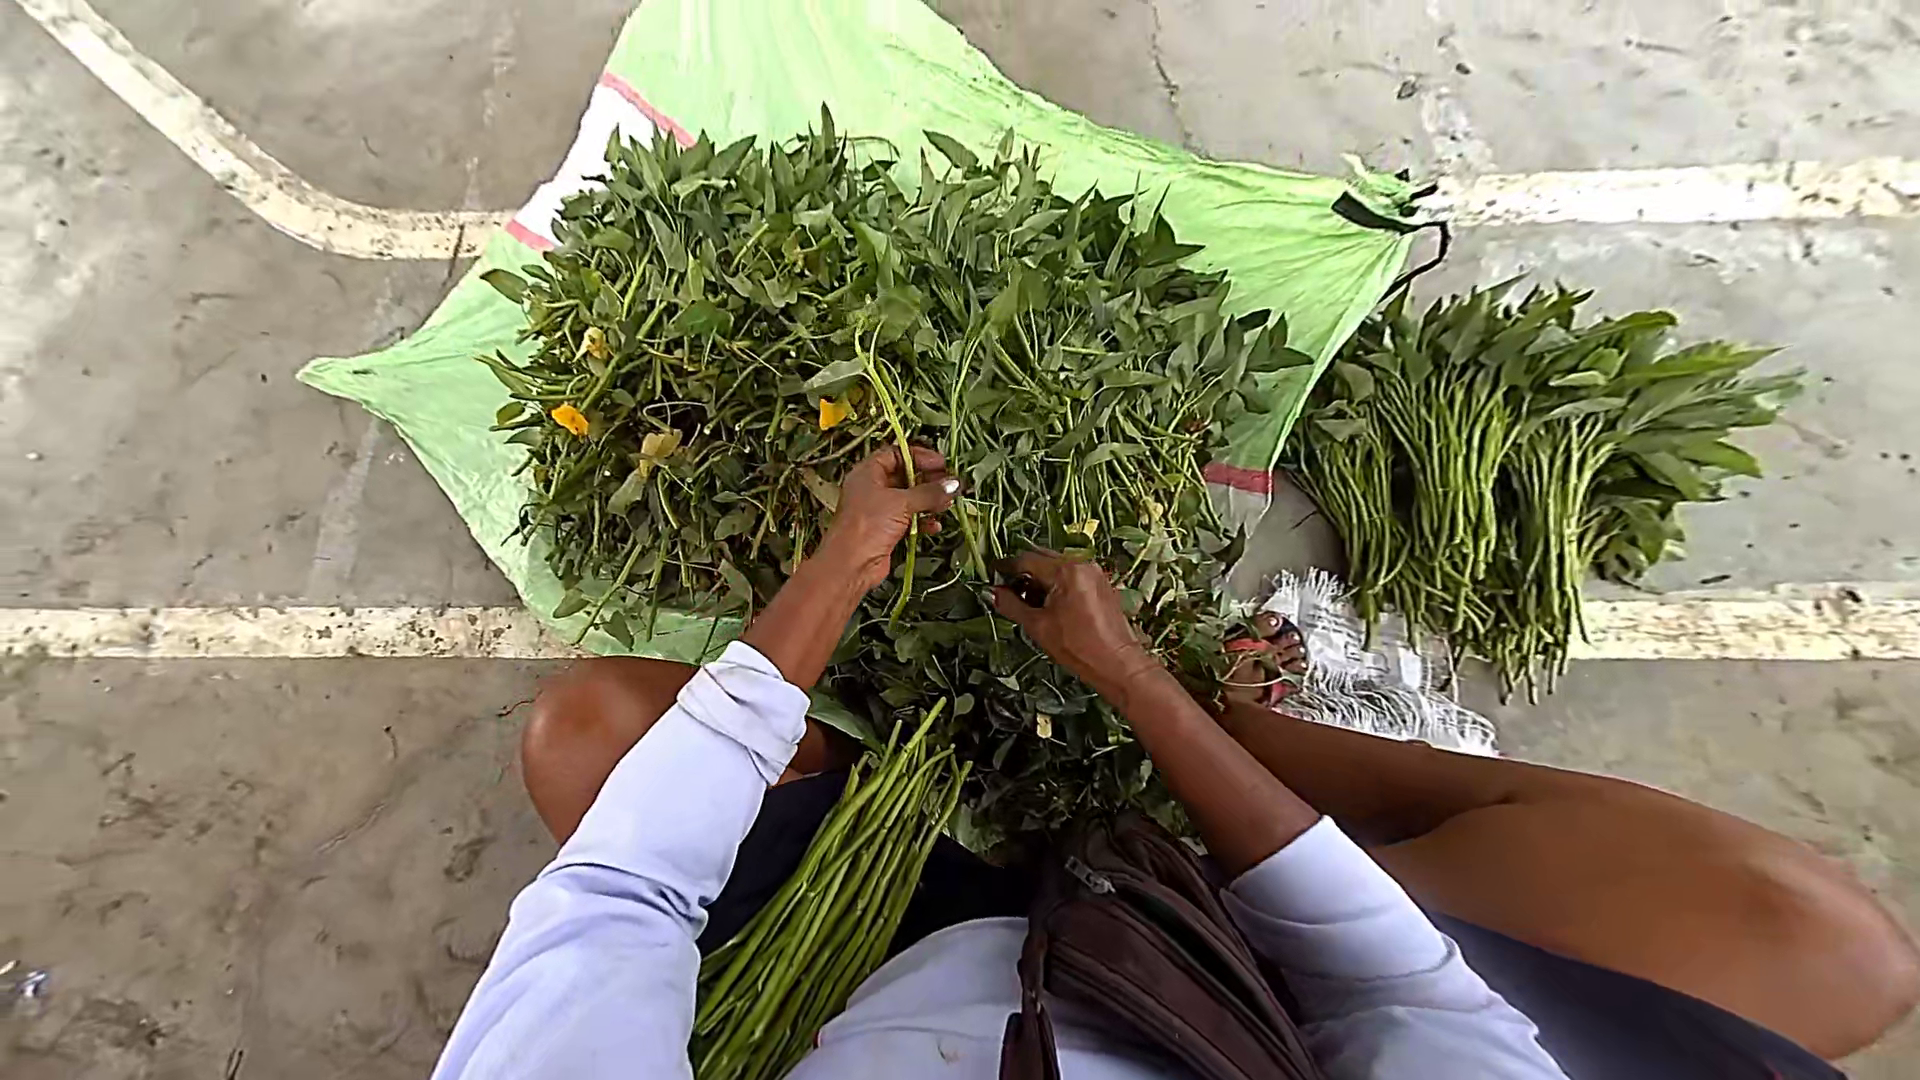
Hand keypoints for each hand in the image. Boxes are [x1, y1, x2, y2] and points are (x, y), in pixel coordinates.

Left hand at [816, 445, 959, 591]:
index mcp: (868, 473)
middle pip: (905, 476)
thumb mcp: (901, 503)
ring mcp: (879, 510)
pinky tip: (935, 524)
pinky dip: (923, 520)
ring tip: (947, 503)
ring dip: (930, 501)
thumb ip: (929, 492)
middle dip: (929, 480)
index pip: (896, 454)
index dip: (919, 456)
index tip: (940, 463)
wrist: (851, 565)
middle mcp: (872, 489)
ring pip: (910, 499)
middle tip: (949, 483)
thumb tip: (951, 484)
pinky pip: (910, 519)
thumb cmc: (865, 528)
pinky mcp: (886, 530)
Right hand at [988, 550, 1164, 704]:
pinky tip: (1048, 604)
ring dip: (1040, 578)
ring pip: (1057, 566)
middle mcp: (1082, 564)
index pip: (1026, 559)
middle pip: (1042, 558)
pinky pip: (1072, 575)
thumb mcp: (1037, 626)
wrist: (1118, 664)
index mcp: (1065, 570)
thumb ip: (1011, 605)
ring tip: (1027, 601)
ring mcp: (1094, 573)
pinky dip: (1056, 583)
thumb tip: (991, 592)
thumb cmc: (1078, 647)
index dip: (1006, 568)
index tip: (992, 575)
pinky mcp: (1101, 584)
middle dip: (1023, 572)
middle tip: (1006, 590)